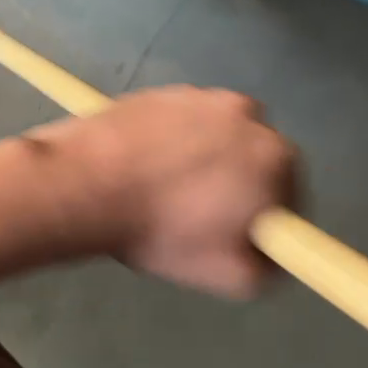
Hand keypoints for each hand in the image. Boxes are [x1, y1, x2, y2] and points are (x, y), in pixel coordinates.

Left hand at [30, 85, 297, 298]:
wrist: (81, 184)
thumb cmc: (161, 231)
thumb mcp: (235, 277)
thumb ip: (272, 264)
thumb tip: (270, 249)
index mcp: (276, 155)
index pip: (286, 195)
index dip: (260, 218)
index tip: (226, 231)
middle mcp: (245, 113)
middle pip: (249, 158)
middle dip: (230, 183)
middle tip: (189, 213)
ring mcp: (195, 94)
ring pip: (211, 137)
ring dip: (197, 157)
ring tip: (157, 189)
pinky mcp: (154, 90)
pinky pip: (174, 122)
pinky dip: (165, 139)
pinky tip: (138, 164)